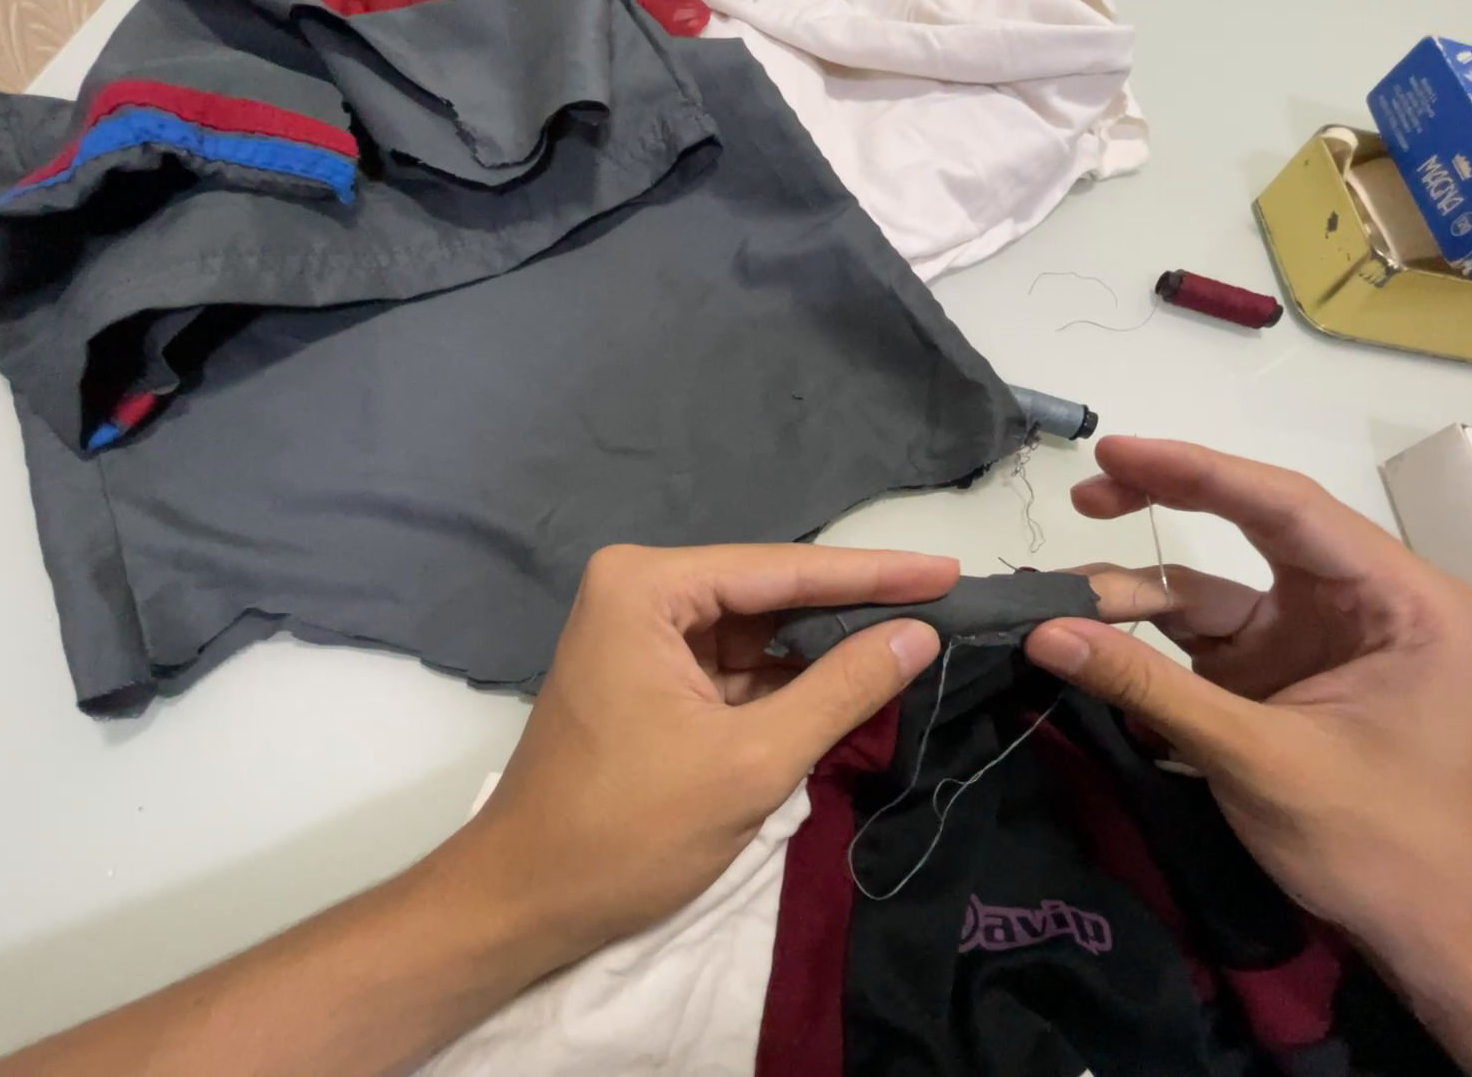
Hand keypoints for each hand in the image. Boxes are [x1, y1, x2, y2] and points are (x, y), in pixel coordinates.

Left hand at [464, 543, 950, 952]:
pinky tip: (849, 676)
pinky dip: (788, 678)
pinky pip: (735, 663)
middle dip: (850, 604)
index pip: (781, 570)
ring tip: (911, 634)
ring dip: (823, 642)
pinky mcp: (651, 674)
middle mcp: (640, 590)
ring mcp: (642, 633)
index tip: (945, 570)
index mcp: (647, 587)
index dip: (872, 573)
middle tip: (939, 598)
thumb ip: (841, 690)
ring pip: (756, 629)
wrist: (526, 900)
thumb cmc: (628, 830)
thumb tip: (918, 636)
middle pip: (768, 592)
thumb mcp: (751, 760)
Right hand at [1023, 437, 1471, 950]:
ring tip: (1056, 604)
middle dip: (1162, 508)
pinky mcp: (1266, 667)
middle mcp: (1353, 600)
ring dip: (1130, 596)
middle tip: (1084, 497)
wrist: (1421, 928)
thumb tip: (1042, 632)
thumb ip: (1145, 686)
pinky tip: (1086, 642)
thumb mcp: (1253, 756)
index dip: (1193, 472)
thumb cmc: (1373, 839)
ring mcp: (1304, 633)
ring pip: (1201, 589)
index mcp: (1397, 601)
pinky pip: (1190, 634)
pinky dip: (1137, 638)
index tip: (1112, 453)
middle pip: (1245, 527)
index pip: (1286, 507)